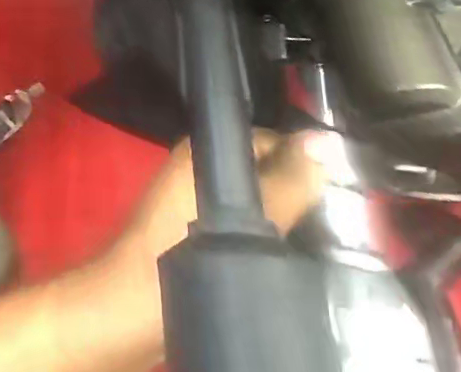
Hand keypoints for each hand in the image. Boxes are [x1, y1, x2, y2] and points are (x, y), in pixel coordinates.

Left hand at [110, 129, 323, 271]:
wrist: (120, 320)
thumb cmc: (176, 259)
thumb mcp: (240, 222)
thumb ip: (286, 182)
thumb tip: (328, 140)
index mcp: (205, 151)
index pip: (271, 140)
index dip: (305, 160)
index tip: (340, 186)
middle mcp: (200, 168)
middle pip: (263, 169)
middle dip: (296, 189)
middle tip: (334, 217)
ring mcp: (196, 202)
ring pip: (254, 199)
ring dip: (282, 215)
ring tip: (321, 234)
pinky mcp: (195, 235)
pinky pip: (240, 223)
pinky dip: (263, 235)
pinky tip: (288, 252)